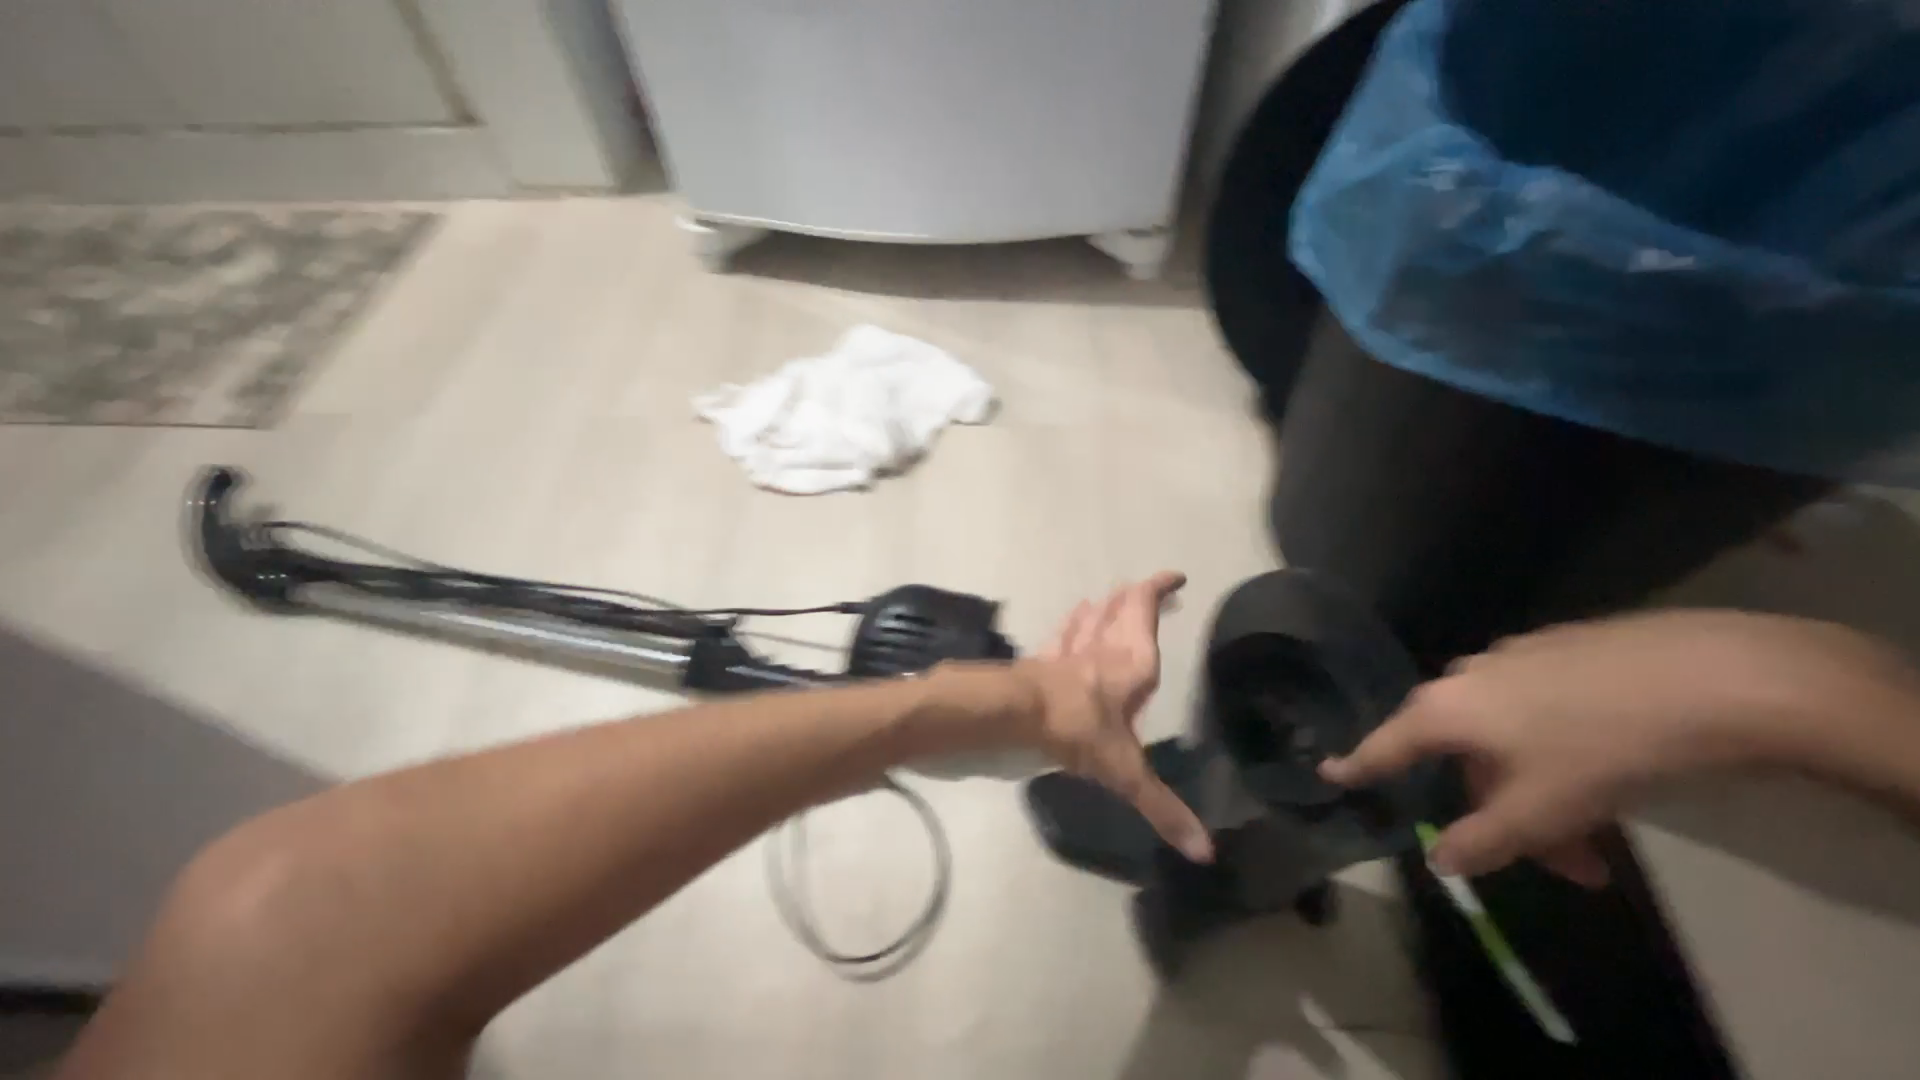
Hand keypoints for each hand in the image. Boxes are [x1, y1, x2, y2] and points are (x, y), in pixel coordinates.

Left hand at [1015, 572, 1213, 862]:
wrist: (1013, 714)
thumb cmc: (1077, 731)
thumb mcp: (1125, 773)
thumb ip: (1163, 808)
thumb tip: (1206, 853)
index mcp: (1130, 664)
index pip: (1145, 611)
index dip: (1158, 590)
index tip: (1174, 578)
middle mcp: (1101, 650)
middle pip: (1118, 610)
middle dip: (1133, 598)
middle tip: (1143, 589)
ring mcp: (1067, 653)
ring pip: (1087, 619)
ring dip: (1101, 609)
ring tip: (1108, 601)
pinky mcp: (1039, 663)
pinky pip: (1057, 638)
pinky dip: (1067, 628)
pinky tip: (1067, 624)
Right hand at [1319, 610, 1910, 886]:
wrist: (1714, 677)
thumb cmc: (1603, 748)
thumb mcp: (1543, 810)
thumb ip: (1483, 839)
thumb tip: (1439, 862)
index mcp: (1446, 711)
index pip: (1386, 746)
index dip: (1358, 765)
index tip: (1328, 772)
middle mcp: (1468, 678)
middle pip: (1460, 752)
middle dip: (1498, 810)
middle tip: (1558, 859)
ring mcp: (1516, 657)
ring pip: (1506, 735)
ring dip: (1536, 787)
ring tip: (1599, 831)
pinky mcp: (1564, 648)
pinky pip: (1538, 708)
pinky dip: (1557, 749)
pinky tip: (1606, 765)